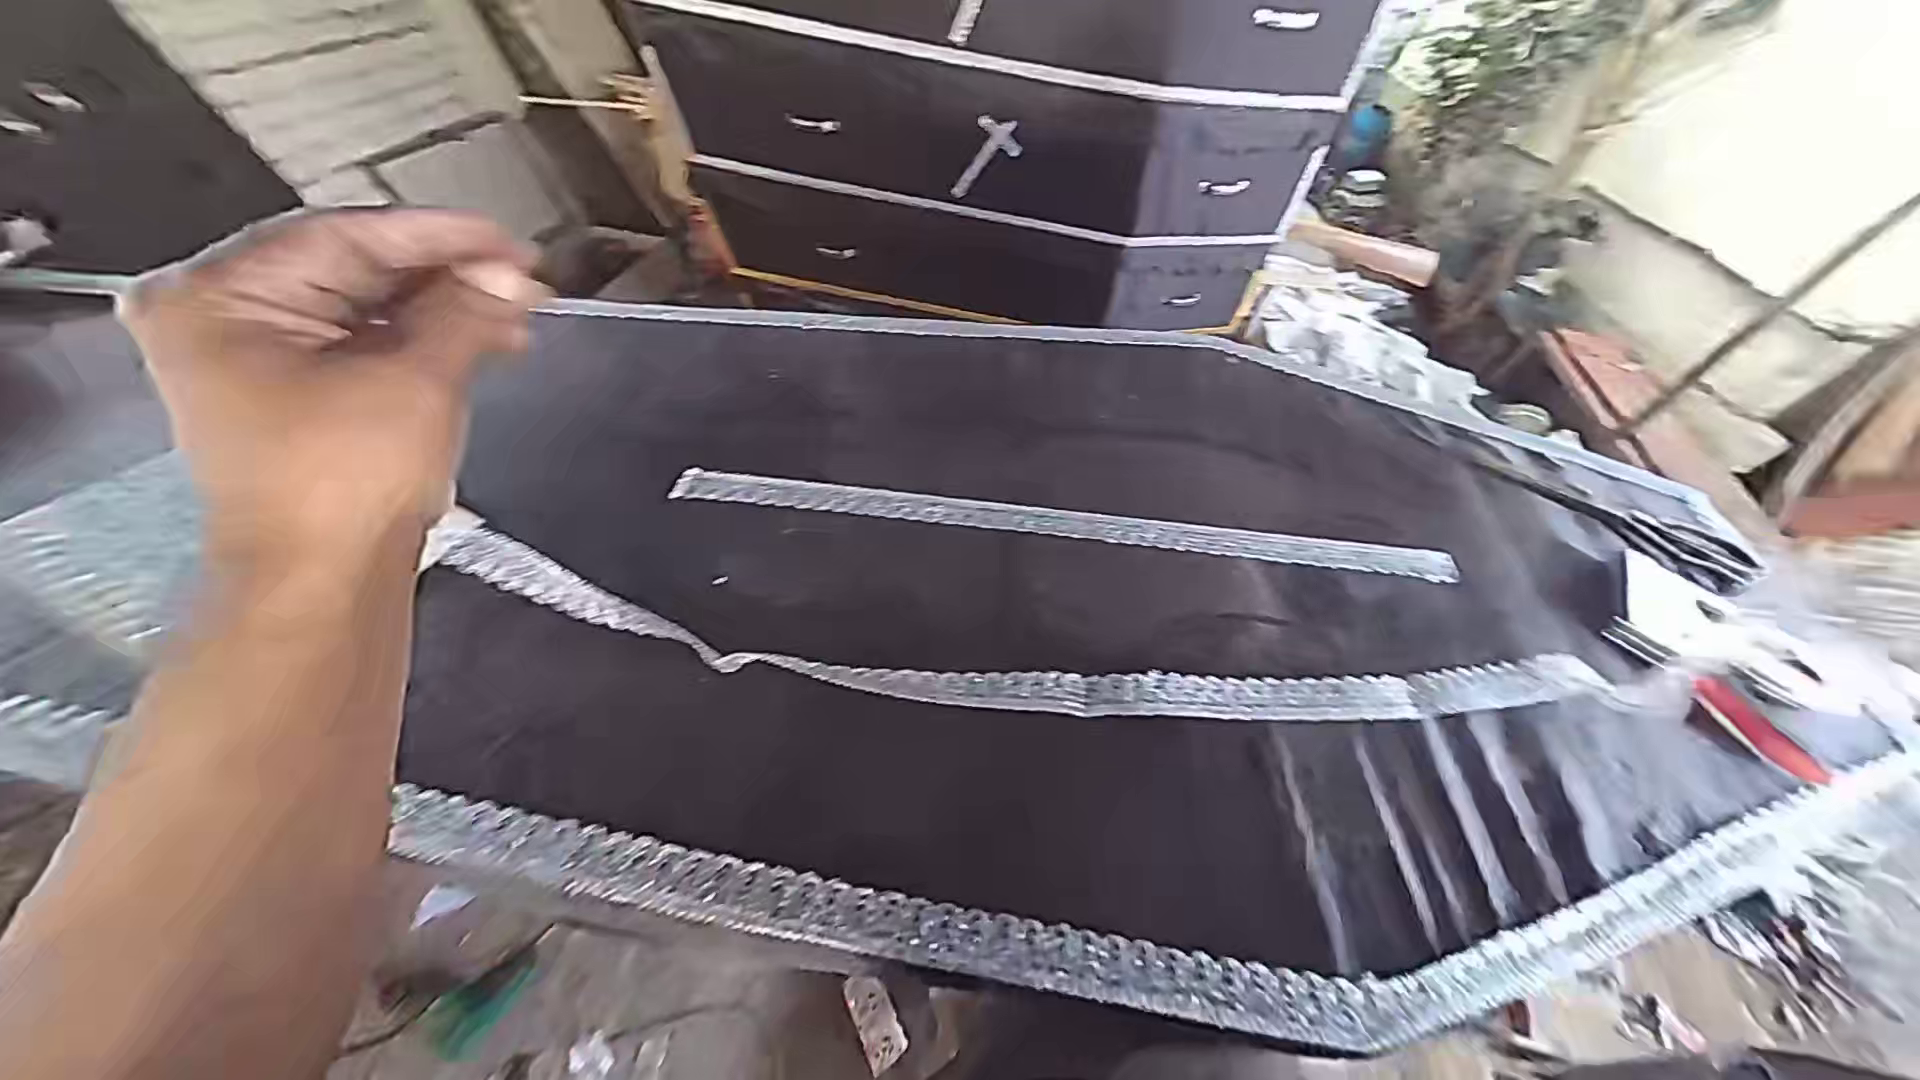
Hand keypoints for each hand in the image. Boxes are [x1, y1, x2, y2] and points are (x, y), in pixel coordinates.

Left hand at [121, 209, 547, 565]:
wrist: (331, 571)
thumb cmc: (350, 475)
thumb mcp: (416, 381)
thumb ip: (465, 316)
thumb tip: (513, 276)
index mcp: (224, 298)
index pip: (345, 239)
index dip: (437, 236)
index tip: (506, 240)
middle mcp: (235, 318)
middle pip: (359, 272)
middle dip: (449, 276)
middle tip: (521, 276)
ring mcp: (273, 358)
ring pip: (376, 310)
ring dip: (452, 310)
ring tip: (518, 311)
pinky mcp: (314, 393)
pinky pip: (379, 345)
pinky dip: (436, 342)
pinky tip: (489, 341)